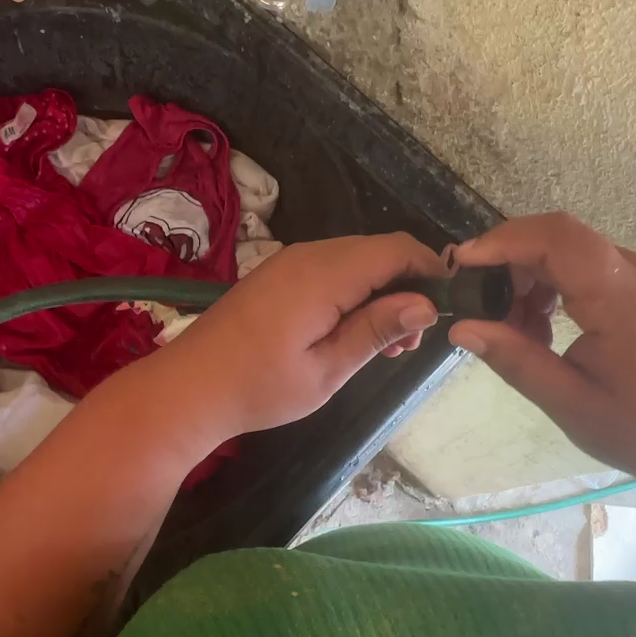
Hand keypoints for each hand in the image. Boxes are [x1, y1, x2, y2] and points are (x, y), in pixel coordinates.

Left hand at [146, 232, 448, 441]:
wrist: (190, 387)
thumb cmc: (259, 387)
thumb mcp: (326, 370)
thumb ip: (376, 330)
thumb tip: (426, 304)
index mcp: (325, 273)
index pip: (397, 249)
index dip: (431, 272)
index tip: (445, 312)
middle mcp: (310, 254)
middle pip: (380, 250)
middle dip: (408, 287)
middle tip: (410, 343)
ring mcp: (291, 260)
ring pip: (358, 259)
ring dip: (383, 292)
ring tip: (386, 346)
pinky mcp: (280, 273)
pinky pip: (334, 268)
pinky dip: (356, 293)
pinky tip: (353, 333)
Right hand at [447, 213, 635, 492]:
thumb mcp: (570, 404)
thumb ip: (514, 360)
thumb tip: (461, 328)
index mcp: (624, 299)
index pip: (557, 239)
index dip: (503, 241)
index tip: (462, 264)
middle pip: (562, 239)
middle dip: (512, 264)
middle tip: (485, 310)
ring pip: (574, 252)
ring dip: (533, 279)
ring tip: (516, 331)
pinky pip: (591, 269)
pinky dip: (556, 287)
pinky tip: (545, 329)